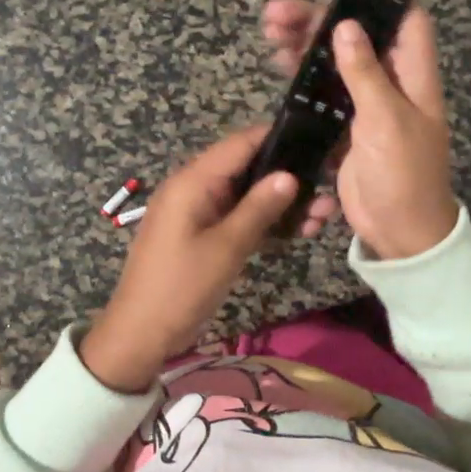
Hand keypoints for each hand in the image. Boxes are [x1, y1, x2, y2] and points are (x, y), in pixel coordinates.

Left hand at [81, 126, 308, 392]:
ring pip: (246, 195)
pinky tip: (299, 231)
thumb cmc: (181, 287)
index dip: (279, 138)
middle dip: (288, 177)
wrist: (141, 333)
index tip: (318, 144)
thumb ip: (259, 208)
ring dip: (281, 204)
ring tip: (323, 217)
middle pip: (246, 168)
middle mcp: (193, 188)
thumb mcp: (226, 247)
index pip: (241, 144)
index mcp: (192, 181)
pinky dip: (264, 222)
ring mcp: (196, 212)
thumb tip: (290, 174)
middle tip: (328, 192)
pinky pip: (236, 217)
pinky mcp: (201, 235)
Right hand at [260, 0, 458, 260]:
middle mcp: (392, 83)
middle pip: (357, 37)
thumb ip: (364, 73)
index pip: (405, 22)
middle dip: (320, 21)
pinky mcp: (346, 128)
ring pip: (335, 63)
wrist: (401, 233)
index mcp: (413, 76)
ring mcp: (367, 106)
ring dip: (305, 46)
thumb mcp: (386, 121)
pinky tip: (279, 66)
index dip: (379, 0)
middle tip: (277, 14)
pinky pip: (323, 93)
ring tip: (269, 32)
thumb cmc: (404, 175)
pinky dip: (303, 78)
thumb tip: (346, 24)